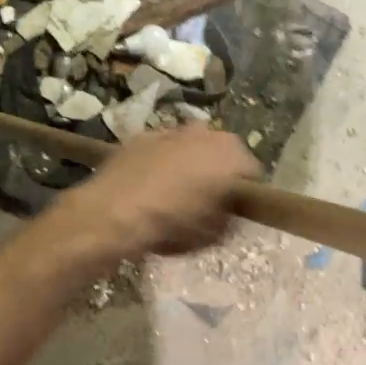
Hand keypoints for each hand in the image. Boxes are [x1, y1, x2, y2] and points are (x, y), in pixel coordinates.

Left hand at [53, 124, 258, 258]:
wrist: (113, 212)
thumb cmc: (170, 225)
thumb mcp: (211, 234)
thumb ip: (228, 218)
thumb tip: (225, 214)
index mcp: (230, 154)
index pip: (252, 172)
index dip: (245, 192)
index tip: (235, 209)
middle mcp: (206, 133)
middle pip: (223, 152)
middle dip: (218, 171)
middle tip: (207, 200)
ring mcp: (172, 130)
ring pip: (192, 145)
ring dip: (191, 161)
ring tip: (177, 190)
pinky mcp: (143, 135)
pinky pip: (163, 146)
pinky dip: (162, 159)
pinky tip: (150, 182)